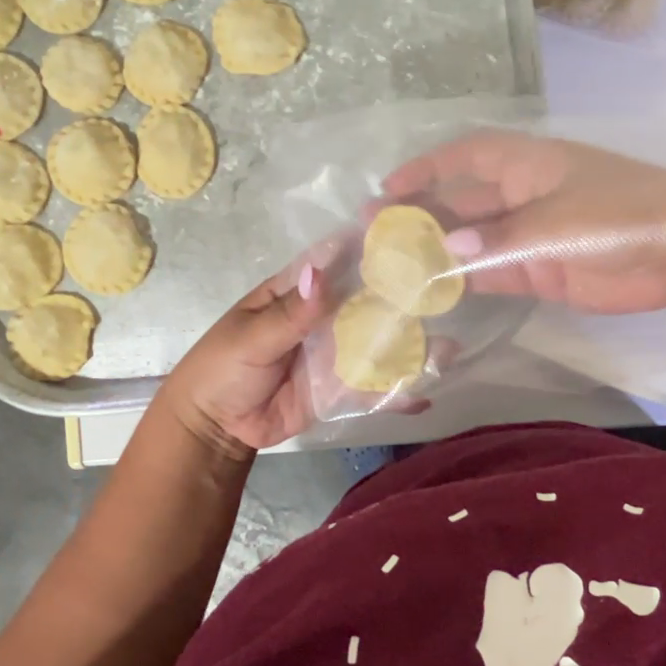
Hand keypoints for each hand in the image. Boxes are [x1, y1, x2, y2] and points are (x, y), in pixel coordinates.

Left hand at [157, 246, 442, 455]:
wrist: (215, 426)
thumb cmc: (222, 368)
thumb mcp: (251, 338)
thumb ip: (291, 313)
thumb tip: (320, 274)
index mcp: (298, 293)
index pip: (339, 263)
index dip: (371, 249)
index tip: (411, 240)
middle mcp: (325, 318)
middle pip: (369, 304)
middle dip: (405, 299)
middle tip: (449, 293)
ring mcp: (336, 354)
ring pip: (379, 346)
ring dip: (411, 348)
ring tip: (450, 351)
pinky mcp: (340, 389)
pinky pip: (373, 387)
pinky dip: (398, 392)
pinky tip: (427, 396)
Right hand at [381, 131, 665, 317]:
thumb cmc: (618, 216)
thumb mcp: (553, 223)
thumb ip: (496, 240)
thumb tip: (443, 250)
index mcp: (526, 163)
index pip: (465, 157)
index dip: (426, 169)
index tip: (387, 188)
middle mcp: (524, 193)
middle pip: (463, 202)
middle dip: (423, 215)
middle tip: (376, 235)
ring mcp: (534, 233)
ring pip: (475, 240)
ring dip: (438, 250)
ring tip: (393, 266)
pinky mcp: (545, 269)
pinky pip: (496, 270)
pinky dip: (467, 278)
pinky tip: (434, 289)